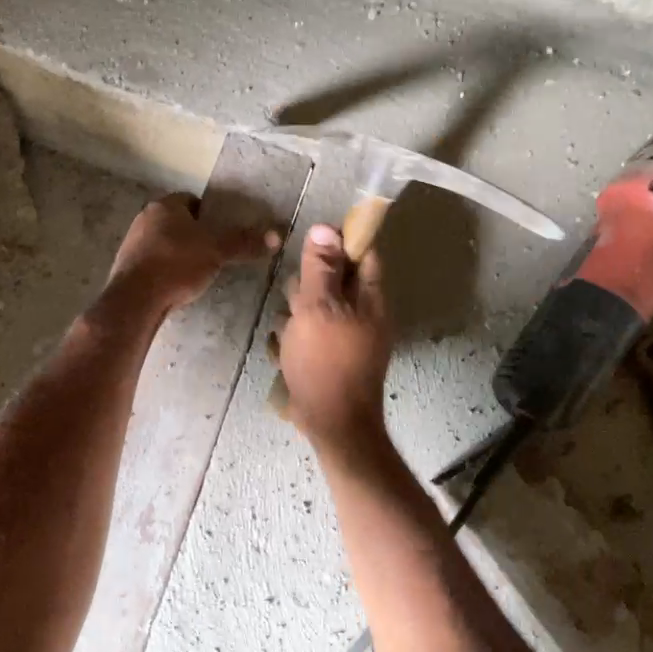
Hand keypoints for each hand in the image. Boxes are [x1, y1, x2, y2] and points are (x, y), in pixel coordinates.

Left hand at [107, 193, 279, 311]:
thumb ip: (244, 242)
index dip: (208, 213)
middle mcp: (144, 218)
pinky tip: (176, 285)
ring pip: (161, 242)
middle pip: (175, 221)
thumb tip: (277, 235)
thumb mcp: (217, 250)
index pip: (190, 200)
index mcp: (164, 206)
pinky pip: (151, 263)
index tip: (221, 230)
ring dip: (177, 253)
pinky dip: (164, 270)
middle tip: (213, 252)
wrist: (136, 297)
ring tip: (196, 271)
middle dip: (192, 234)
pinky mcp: (126, 267)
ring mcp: (131, 243)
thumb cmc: (177, 263)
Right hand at [279, 223, 391, 447]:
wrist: (332, 423)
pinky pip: (309, 334)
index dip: (339, 242)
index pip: (362, 253)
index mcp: (370, 298)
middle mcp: (364, 313)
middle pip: (334, 279)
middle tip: (296, 301)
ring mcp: (348, 338)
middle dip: (308, 285)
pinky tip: (283, 349)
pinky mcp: (331, 357)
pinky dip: (295, 338)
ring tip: (287, 331)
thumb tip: (325, 228)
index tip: (309, 247)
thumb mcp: (317, 307)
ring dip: (296, 313)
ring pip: (316, 307)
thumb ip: (320, 269)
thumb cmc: (325, 361)